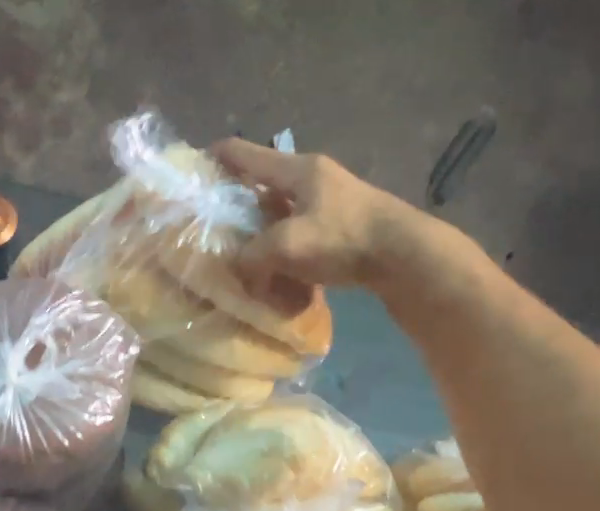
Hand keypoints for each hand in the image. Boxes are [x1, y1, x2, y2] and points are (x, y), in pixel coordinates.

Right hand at [211, 138, 420, 294]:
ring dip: (263, 229)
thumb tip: (236, 266)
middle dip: (240, 202)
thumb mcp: (287, 246)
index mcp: (298, 170)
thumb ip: (252, 255)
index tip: (196, 164)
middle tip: (215, 224)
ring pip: (283, 210)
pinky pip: (302, 231)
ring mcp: (331, 200)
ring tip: (243, 252)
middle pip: (265, 184)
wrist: (402, 256)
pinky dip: (285, 246)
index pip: (248, 154)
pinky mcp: (343, 225)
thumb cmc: (343, 238)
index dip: (220, 156)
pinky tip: (278, 268)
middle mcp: (314, 178)